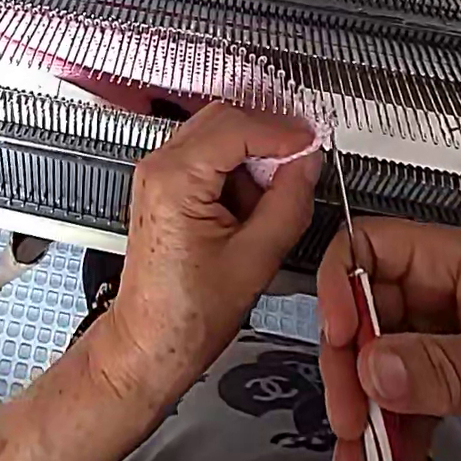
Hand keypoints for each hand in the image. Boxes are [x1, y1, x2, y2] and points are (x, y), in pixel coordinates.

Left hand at [100, 102, 322, 407]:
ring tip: (276, 187)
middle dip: (268, 132)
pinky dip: (237, 162)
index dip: (281, 131)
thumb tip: (307, 162)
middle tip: (302, 154)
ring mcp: (159, 170)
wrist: (149, 342)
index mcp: (176, 179)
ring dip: (253, 148)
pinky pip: (208, 150)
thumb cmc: (187, 314)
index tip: (311, 141)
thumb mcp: (256, 259)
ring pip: (217, 130)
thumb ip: (289, 202)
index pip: (237, 127)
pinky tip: (252, 197)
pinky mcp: (166, 180)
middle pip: (224, 118)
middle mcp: (160, 164)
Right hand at [318, 219, 460, 460]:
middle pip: (363, 308)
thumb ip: (447, 365)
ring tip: (364, 454)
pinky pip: (400, 399)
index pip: (371, 245)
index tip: (337, 334)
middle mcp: (441, 294)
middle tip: (351, 412)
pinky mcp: (451, 382)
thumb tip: (375, 362)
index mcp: (454, 261)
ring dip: (363, 407)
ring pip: (375, 359)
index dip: (343, 281)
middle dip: (348, 361)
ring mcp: (444, 340)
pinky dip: (389, 432)